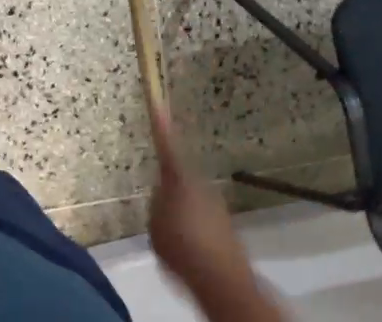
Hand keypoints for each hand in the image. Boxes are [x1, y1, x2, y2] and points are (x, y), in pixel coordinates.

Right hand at [149, 113, 284, 321]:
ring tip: (174, 238)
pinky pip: (202, 220)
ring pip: (192, 200)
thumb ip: (157, 204)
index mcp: (180, 180)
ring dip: (183, 213)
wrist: (222, 280)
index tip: (158, 102)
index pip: (166, 145)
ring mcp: (216, 204)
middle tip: (160, 212)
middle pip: (180, 177)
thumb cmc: (182, 248)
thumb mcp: (155, 225)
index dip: (160, 124)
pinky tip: (190, 251)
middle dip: (170, 189)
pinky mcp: (225, 224)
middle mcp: (201, 185)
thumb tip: (164, 196)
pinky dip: (195, 230)